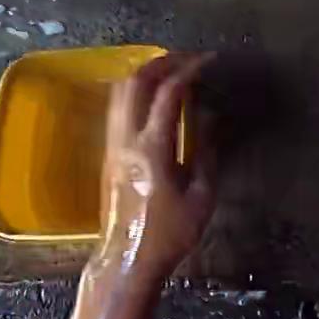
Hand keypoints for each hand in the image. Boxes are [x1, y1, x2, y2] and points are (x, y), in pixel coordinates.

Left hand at [94, 52, 216, 284]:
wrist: (127, 261)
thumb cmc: (170, 234)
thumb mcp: (202, 196)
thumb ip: (207, 151)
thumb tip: (210, 116)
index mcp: (153, 149)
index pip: (169, 93)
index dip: (190, 69)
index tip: (210, 60)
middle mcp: (126, 139)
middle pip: (136, 82)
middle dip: (163, 61)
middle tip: (189, 58)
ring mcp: (112, 144)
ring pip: (120, 91)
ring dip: (145, 72)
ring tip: (172, 68)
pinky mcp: (108, 152)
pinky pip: (117, 106)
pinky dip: (135, 89)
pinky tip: (153, 94)